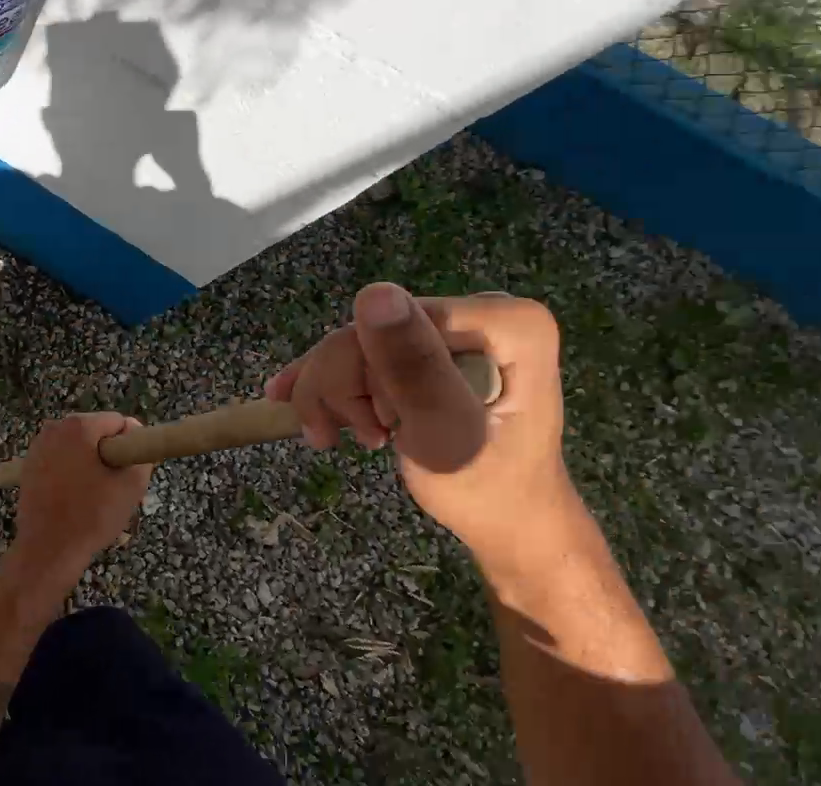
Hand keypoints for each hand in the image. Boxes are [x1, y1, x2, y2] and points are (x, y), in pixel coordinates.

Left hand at [10, 413, 151, 575]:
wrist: (48, 546)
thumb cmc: (92, 515)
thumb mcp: (131, 485)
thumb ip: (140, 452)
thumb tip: (134, 428)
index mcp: (79, 426)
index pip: (118, 423)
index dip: (129, 447)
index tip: (127, 474)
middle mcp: (54, 427)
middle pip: (96, 433)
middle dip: (108, 455)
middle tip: (113, 488)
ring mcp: (38, 445)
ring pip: (78, 447)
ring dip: (90, 465)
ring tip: (93, 496)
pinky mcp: (29, 463)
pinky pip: (60, 459)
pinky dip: (71, 472)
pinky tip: (73, 498)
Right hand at [265, 283, 576, 564]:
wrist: (507, 527)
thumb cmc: (485, 489)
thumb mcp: (444, 433)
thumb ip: (413, 366)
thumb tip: (374, 293)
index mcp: (505, 322)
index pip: (390, 321)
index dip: (360, 372)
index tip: (372, 429)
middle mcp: (482, 312)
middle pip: (367, 331)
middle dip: (338, 385)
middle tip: (335, 435)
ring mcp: (456, 330)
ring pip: (353, 343)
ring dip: (330, 393)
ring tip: (331, 436)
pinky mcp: (435, 349)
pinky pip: (362, 354)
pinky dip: (332, 388)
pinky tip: (313, 412)